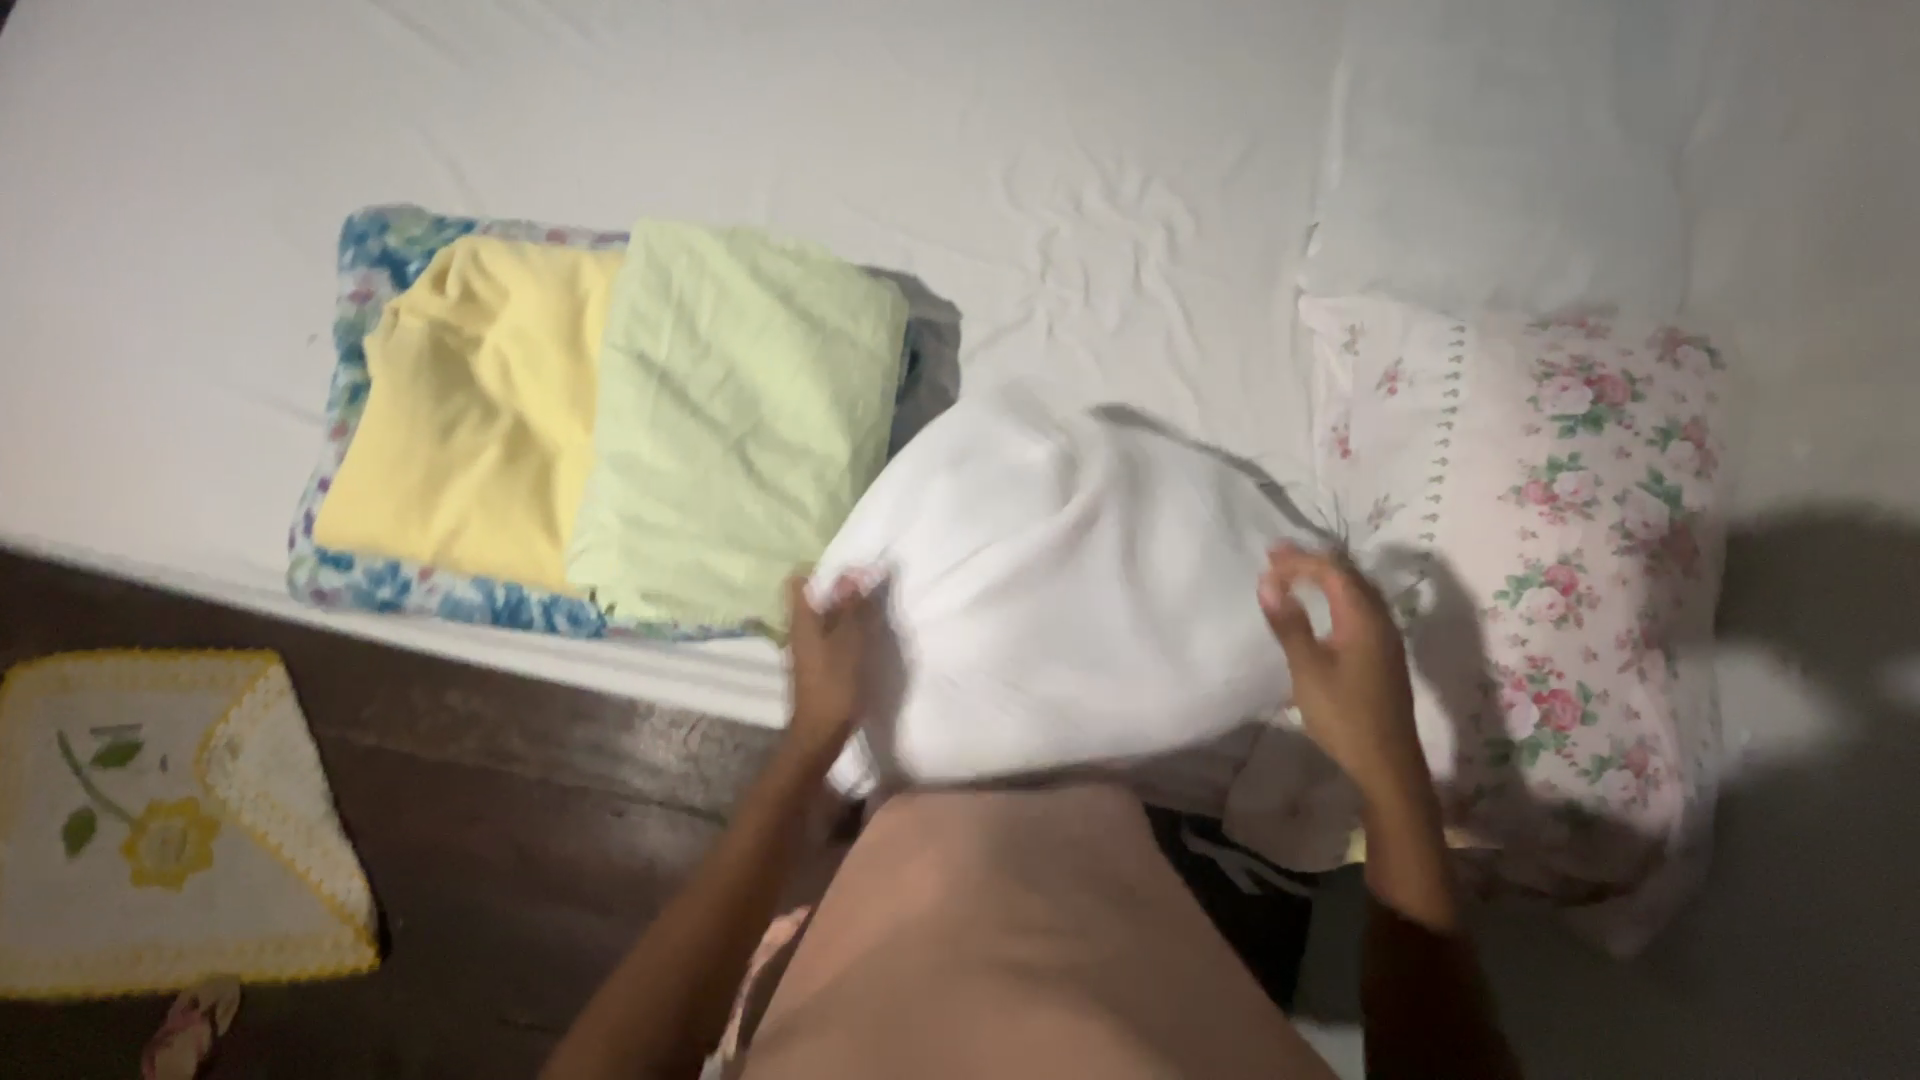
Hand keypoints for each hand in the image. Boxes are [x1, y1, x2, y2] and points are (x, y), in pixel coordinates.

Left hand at [784, 572, 878, 758]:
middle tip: (869, 588)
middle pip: (813, 598)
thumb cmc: (834, 684)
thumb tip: (851, 573)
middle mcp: (799, 630)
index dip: (822, 571)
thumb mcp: (848, 642)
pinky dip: (845, 631)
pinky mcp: (817, 665)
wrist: (820, 732)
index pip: (798, 581)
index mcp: (801, 620)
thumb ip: (850, 608)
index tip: (850, 572)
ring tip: (872, 610)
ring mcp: (806, 649)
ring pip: (823, 617)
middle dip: (839, 590)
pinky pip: (829, 636)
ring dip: (845, 611)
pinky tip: (865, 638)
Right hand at [1258, 543, 1427, 802]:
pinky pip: (1360, 607)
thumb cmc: (1343, 715)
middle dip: (1312, 561)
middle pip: (1348, 575)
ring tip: (1293, 573)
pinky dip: (1335, 595)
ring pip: (1356, 590)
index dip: (1299, 561)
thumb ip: (1289, 624)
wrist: (1386, 762)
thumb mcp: (1307, 669)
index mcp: (1363, 619)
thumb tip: (1268, 583)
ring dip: (1324, 577)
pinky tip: (1321, 605)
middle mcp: (1380, 620)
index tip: (1266, 561)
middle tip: (1275, 556)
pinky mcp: (1382, 653)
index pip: (1332, 571)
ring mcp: (1385, 637)